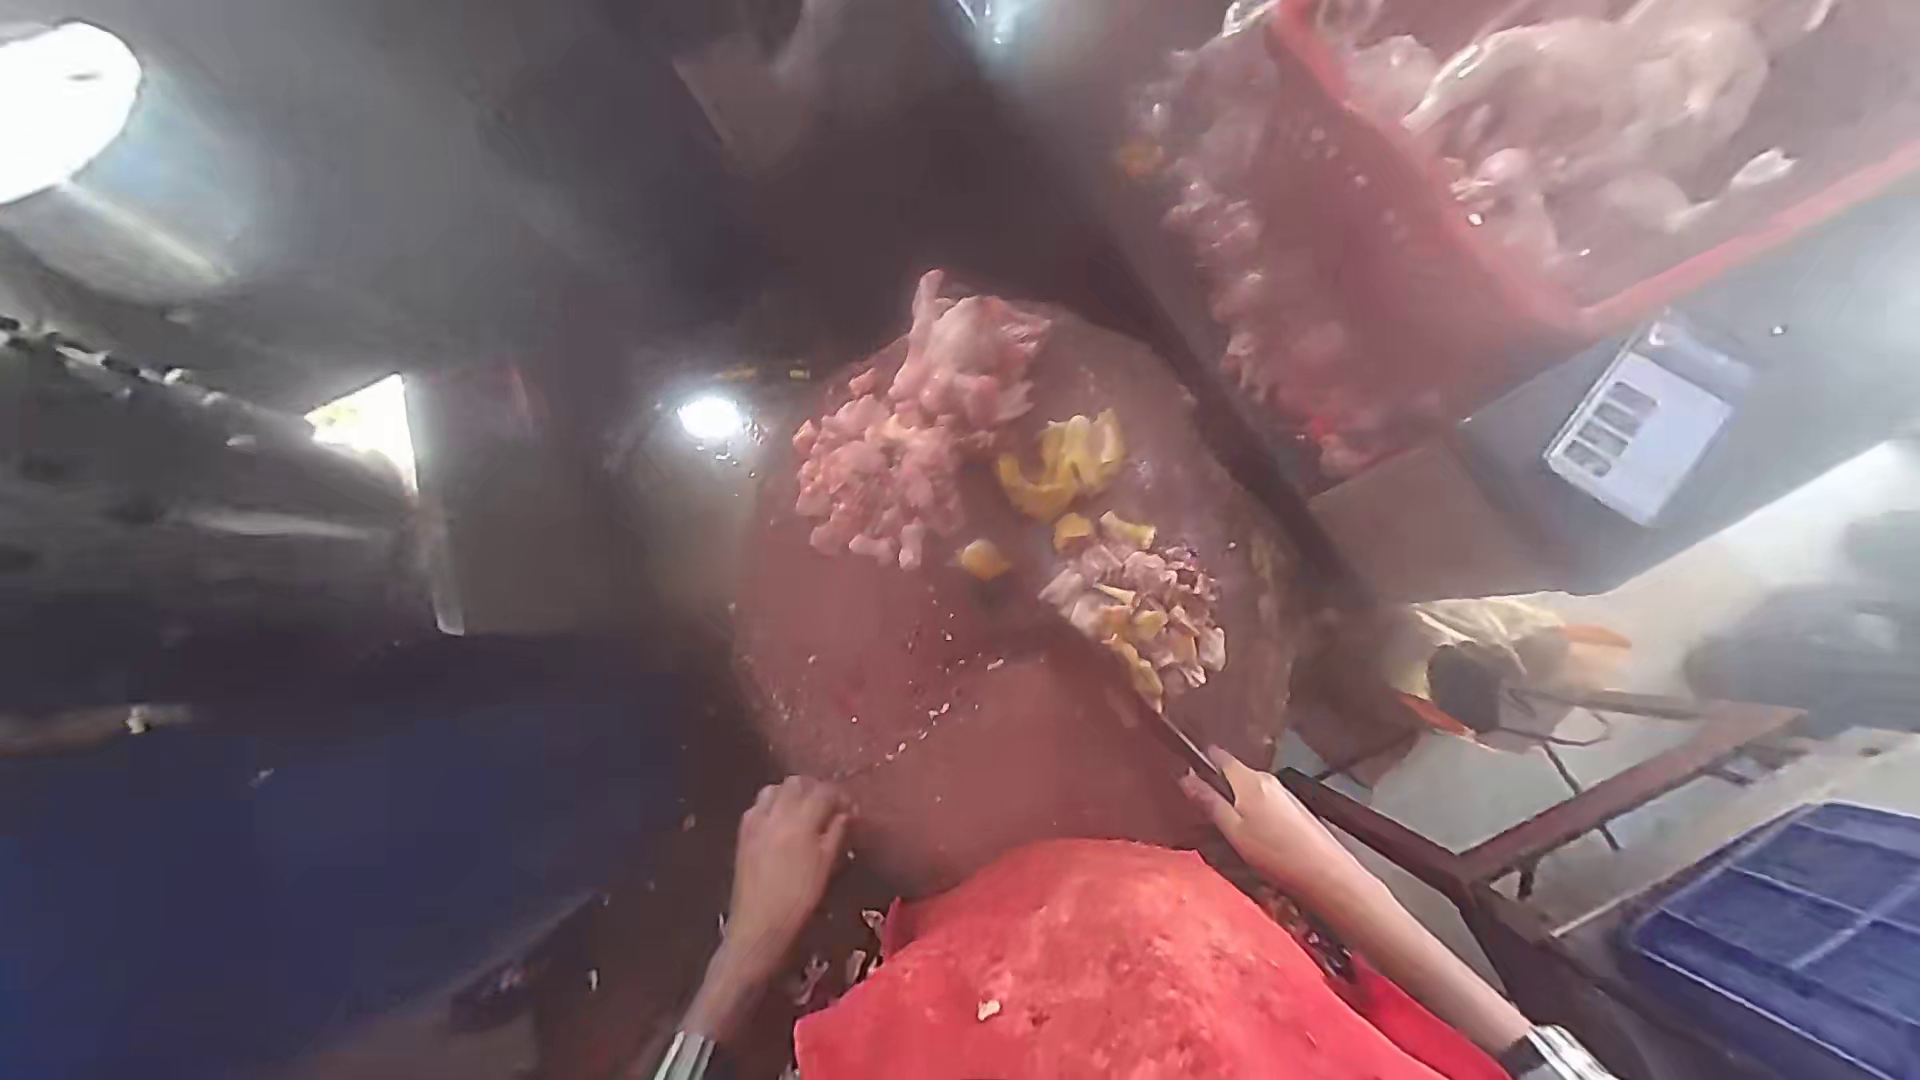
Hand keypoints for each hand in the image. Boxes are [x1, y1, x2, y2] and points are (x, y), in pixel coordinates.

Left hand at [724, 776, 851, 972]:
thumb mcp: (826, 866)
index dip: (840, 796)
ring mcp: (757, 821)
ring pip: (775, 788)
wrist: (759, 928)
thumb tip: (845, 812)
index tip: (849, 807)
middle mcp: (777, 814)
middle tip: (827, 805)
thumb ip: (836, 833)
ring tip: (802, 808)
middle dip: (815, 788)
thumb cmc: (799, 900)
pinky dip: (771, 804)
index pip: (824, 792)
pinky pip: (757, 805)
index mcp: (802, 821)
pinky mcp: (743, 833)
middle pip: (797, 782)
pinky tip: (779, 820)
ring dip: (791, 792)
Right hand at [1180, 747, 1367, 900]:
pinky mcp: (1298, 811)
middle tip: (1208, 811)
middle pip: (1236, 774)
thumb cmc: (1278, 854)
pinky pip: (1268, 804)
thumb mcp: (1233, 830)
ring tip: (1235, 832)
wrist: (1330, 878)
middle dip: (1221, 787)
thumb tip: (1185, 778)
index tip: (1190, 769)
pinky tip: (1260, 840)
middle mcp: (1269, 780)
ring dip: (1240, 803)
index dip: (1202, 759)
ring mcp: (1286, 795)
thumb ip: (1209, 801)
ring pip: (1252, 791)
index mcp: (1249, 779)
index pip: (1219, 756)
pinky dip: (1258, 815)